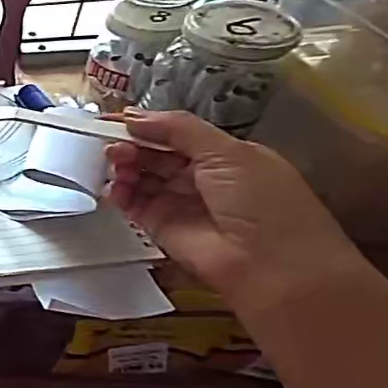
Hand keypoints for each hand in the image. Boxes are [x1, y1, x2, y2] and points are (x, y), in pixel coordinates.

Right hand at [104, 110, 367, 310]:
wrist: (274, 271)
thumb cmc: (264, 205)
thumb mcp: (228, 153)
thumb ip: (179, 129)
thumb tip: (136, 116)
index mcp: (224, 155)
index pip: (177, 133)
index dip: (148, 124)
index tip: (118, 118)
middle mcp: (201, 178)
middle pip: (155, 154)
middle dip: (132, 144)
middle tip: (113, 143)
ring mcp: (181, 203)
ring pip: (142, 177)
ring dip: (124, 166)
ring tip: (115, 163)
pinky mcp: (163, 228)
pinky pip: (134, 205)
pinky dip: (120, 194)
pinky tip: (114, 188)